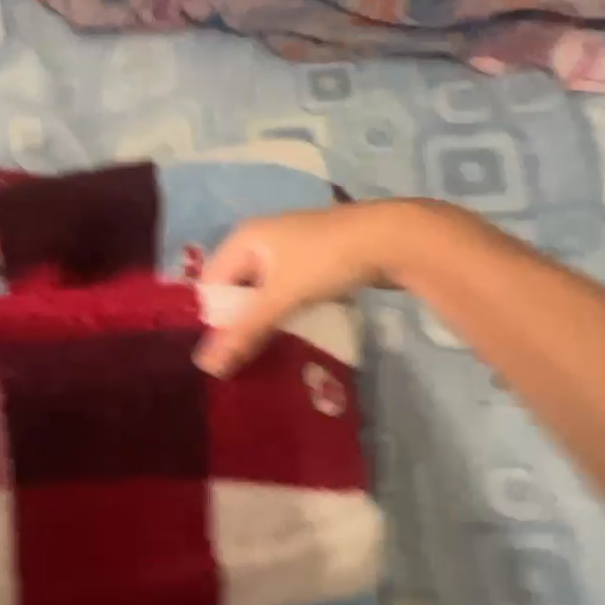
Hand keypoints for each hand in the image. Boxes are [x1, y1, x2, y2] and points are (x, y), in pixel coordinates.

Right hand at [193, 199, 456, 377]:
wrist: (397, 237)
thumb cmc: (327, 260)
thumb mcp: (280, 298)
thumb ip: (243, 333)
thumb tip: (206, 367)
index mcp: (242, 239)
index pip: (210, 285)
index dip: (215, 318)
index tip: (229, 346)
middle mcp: (260, 240)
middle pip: (235, 289)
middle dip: (239, 321)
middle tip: (247, 352)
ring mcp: (289, 248)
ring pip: (262, 292)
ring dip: (264, 319)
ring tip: (271, 344)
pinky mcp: (314, 259)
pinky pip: (286, 290)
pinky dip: (286, 310)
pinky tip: (297, 329)